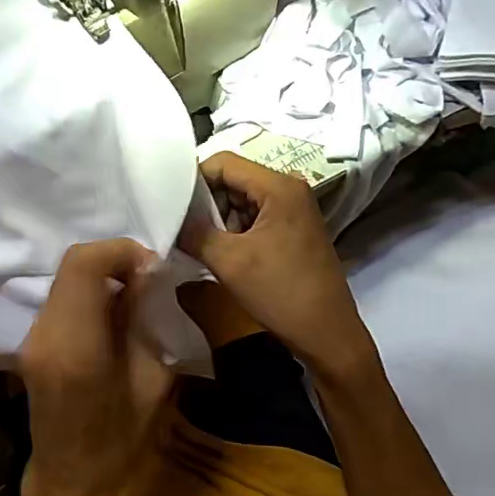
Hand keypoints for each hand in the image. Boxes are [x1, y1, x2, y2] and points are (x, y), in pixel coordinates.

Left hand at [16, 239, 175, 495]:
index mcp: (76, 346)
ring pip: (66, 277)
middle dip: (116, 260)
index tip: (153, 269)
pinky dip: (91, 292)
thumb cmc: (122, 441)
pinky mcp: (31, 342)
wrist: (73, 480)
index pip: (85, 264)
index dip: (121, 251)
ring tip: (137, 296)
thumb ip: (147, 320)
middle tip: (150, 280)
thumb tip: (148, 274)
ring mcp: (32, 337)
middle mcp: (44, 334)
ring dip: (103, 275)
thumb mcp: (154, 379)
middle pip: (73, 264)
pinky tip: (115, 314)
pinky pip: (62, 297)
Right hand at [182, 152, 377, 380]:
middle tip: (182, 228)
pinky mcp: (294, 231)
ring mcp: (294, 210)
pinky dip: (235, 232)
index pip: (223, 162)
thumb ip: (194, 233)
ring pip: (242, 201)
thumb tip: (168, 220)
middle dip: (205, 202)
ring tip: (199, 244)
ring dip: (219, 220)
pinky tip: (221, 254)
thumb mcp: (228, 262)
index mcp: (279, 186)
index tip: (170, 205)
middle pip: (233, 179)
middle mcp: (290, 189)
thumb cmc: (280, 292)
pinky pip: (255, 218)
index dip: (192, 179)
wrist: (326, 333)